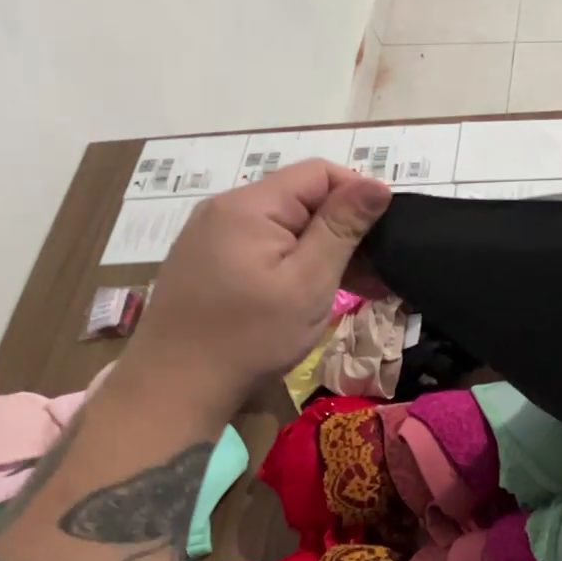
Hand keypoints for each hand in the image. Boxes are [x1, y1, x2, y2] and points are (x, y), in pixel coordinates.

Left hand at [116, 158, 393, 421]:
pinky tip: (317, 292)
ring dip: (326, 248)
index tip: (386, 235)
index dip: (359, 194)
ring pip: (287, 224)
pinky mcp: (211, 262)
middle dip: (346, 226)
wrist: (174, 388)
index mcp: (250, 206)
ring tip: (359, 286)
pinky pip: (266, 245)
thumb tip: (379, 184)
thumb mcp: (309, 281)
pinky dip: (298, 261)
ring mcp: (214, 236)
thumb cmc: (251, 336)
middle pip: (302, 196)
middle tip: (379, 270)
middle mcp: (227, 209)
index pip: (319, 172)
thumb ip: (342, 228)